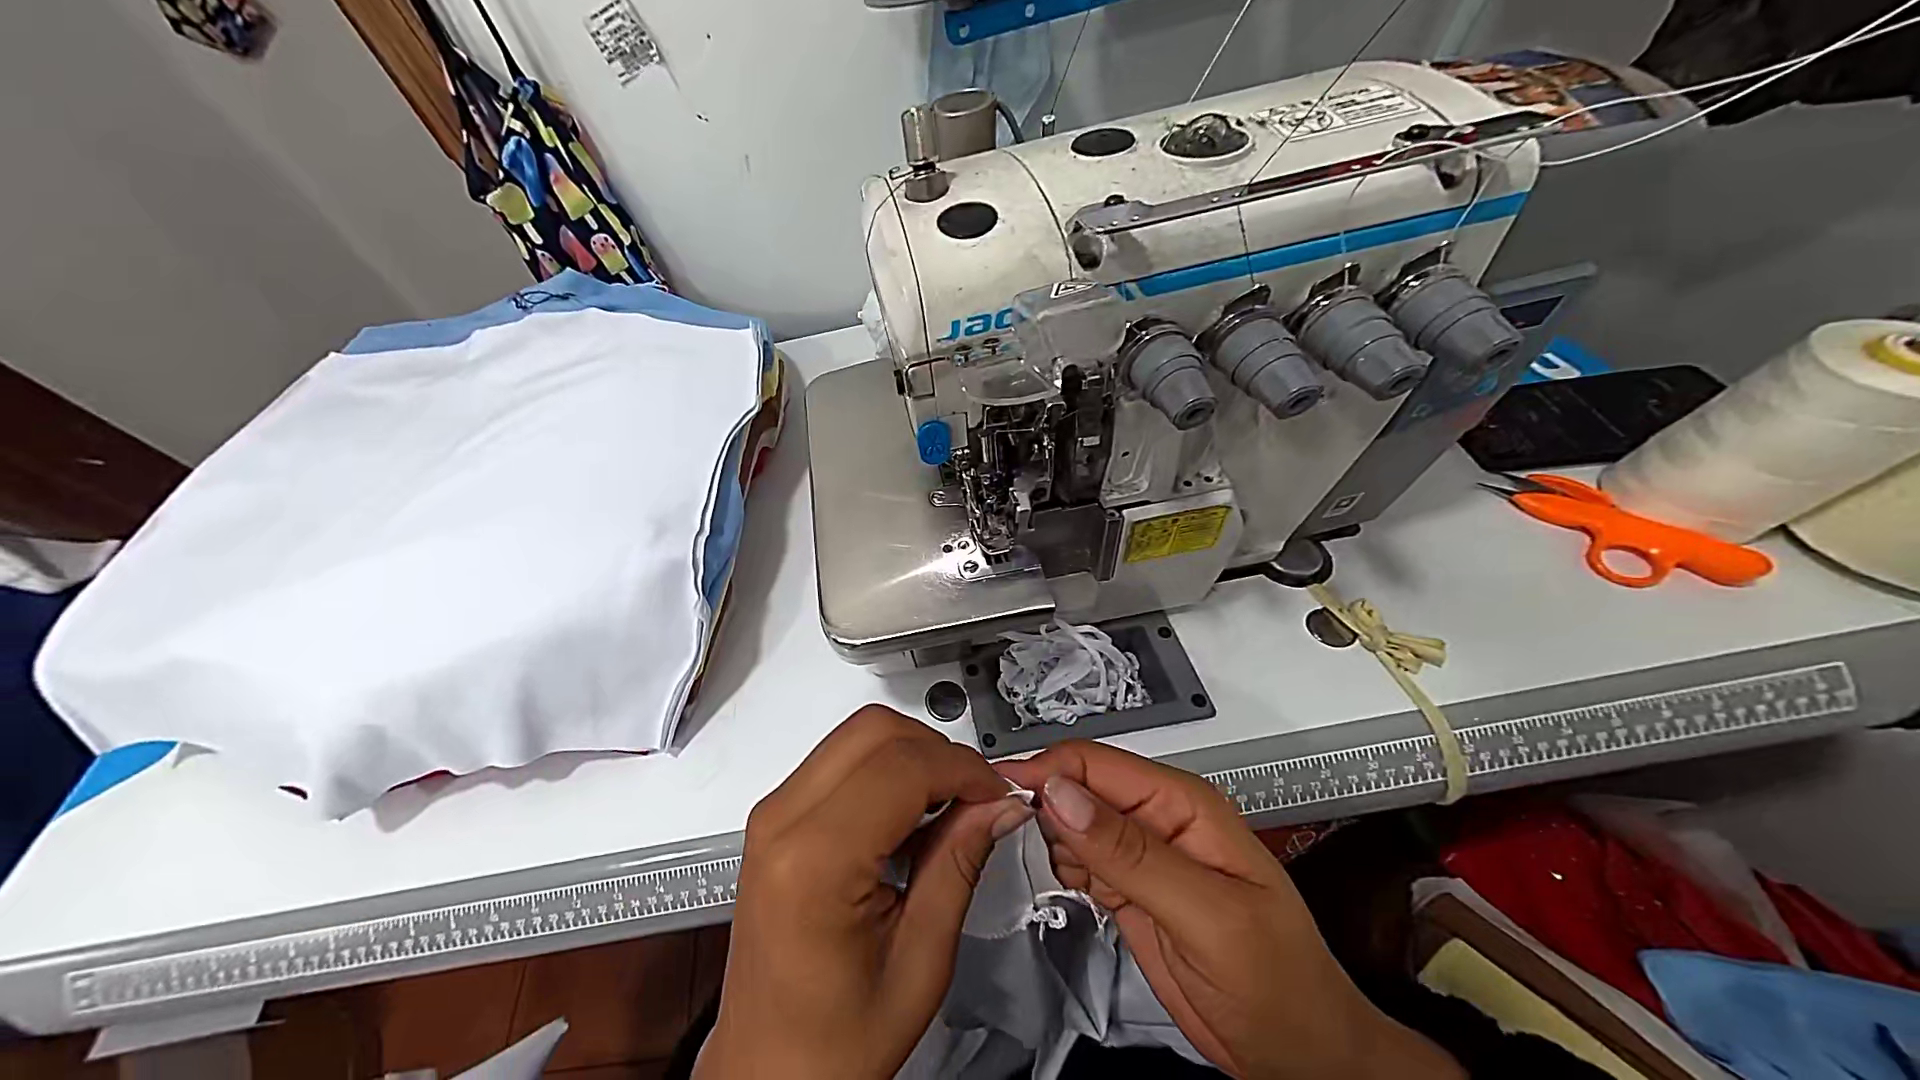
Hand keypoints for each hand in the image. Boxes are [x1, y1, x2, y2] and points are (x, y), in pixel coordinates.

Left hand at [696, 705, 1032, 1079]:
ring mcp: (773, 815)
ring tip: (947, 808)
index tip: (995, 792)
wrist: (768, 1068)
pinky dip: (888, 768)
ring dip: (915, 755)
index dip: (963, 769)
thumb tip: (997, 805)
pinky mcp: (777, 816)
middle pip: (877, 730)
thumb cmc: (827, 1042)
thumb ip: (960, 865)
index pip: (904, 765)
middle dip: (940, 751)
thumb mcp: (920, 960)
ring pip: (860, 733)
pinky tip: (911, 814)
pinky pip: (843, 757)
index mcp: (813, 864)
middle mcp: (781, 825)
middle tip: (976, 796)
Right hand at [1001, 741, 1461, 1079]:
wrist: (1299, 1054)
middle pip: (1078, 786)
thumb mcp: (1207, 916)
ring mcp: (1141, 853)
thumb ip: (1130, 853)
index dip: (1046, 772)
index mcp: (1182, 804)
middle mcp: (1158, 818)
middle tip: (1013, 835)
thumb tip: (1062, 795)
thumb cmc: (1281, 985)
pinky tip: (1070, 885)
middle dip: (1041, 803)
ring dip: (1049, 837)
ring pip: (1072, 821)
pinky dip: (1063, 866)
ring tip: (1056, 870)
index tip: (1002, 794)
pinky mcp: (1128, 886)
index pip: (1096, 763)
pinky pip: (1079, 858)